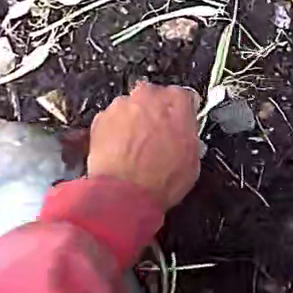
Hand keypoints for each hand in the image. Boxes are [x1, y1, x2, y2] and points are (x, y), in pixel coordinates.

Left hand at [85, 82, 201, 209]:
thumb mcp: (193, 158)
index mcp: (177, 100)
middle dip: (155, 114)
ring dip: (134, 122)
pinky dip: (114, 132)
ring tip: (136, 149)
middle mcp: (149, 96)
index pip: (184, 96)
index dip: (183, 113)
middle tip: (157, 137)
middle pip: (155, 98)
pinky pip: (111, 121)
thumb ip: (190, 135)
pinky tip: (121, 152)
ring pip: (131, 108)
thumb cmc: (160, 178)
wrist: (124, 195)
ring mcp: (122, 106)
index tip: (180, 124)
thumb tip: (187, 137)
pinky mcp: (100, 120)